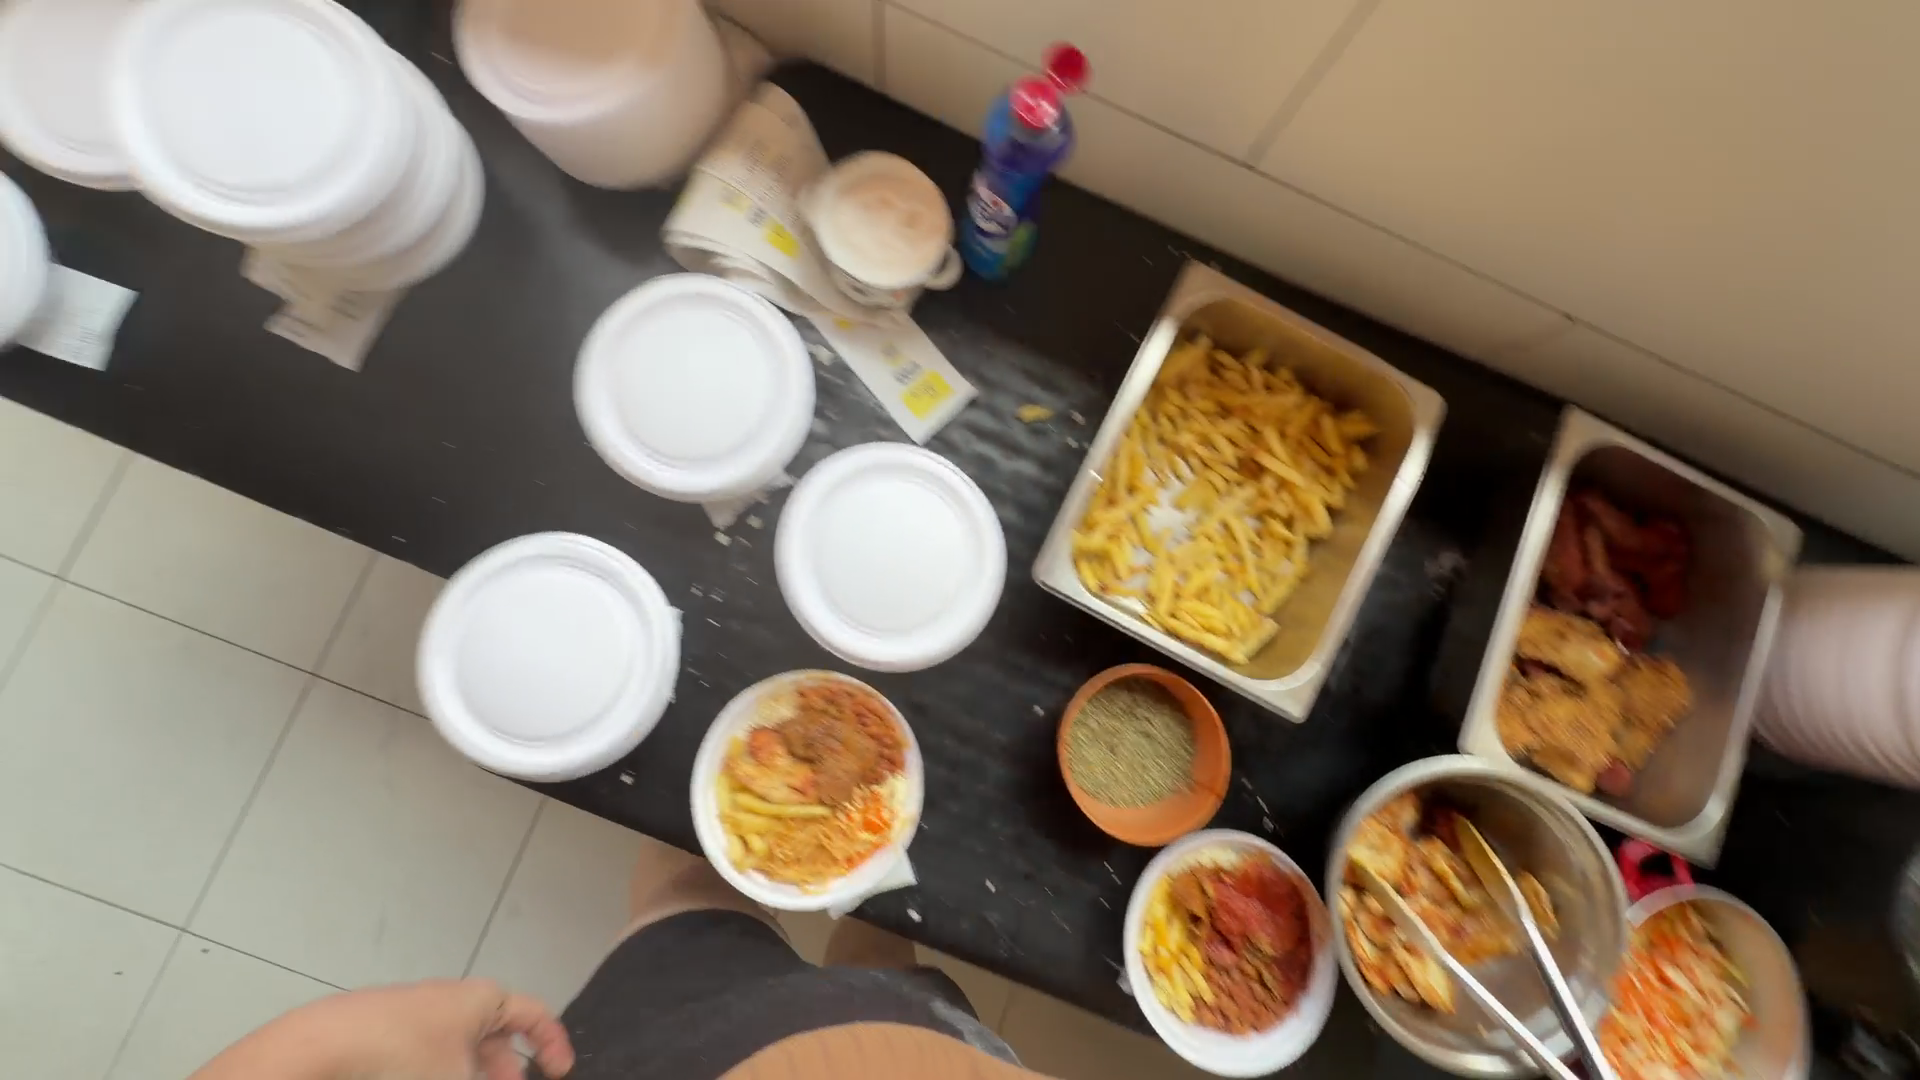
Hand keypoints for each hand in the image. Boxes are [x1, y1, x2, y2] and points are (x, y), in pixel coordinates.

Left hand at [317, 979, 573, 1079]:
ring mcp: (416, 1014)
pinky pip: (422, 1056)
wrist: (318, 1047)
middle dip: (505, 1069)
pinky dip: (435, 1074)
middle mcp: (456, 1000)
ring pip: (456, 1049)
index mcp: (485, 999)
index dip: (553, 1043)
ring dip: (469, 1074)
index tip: (561, 1072)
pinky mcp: (380, 1034)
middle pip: (494, 1034)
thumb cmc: (403, 1057)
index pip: (536, 1014)